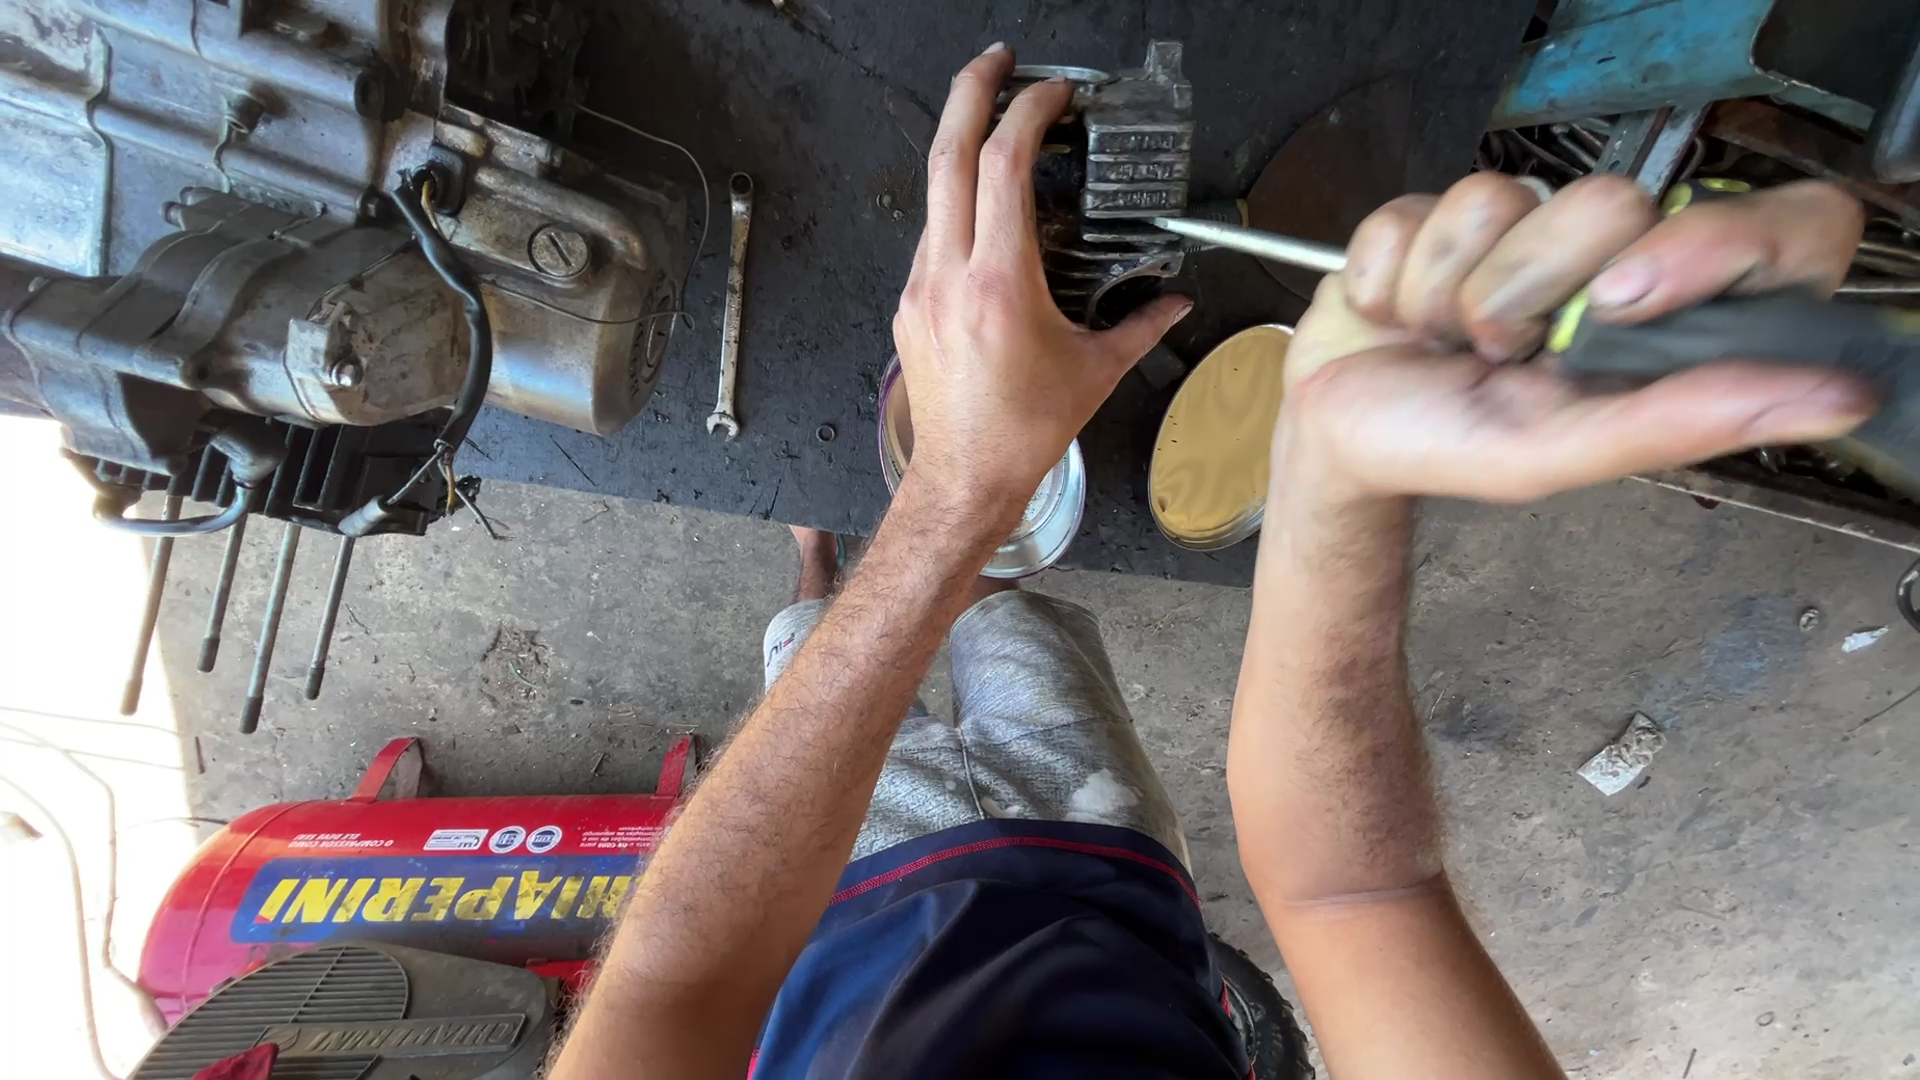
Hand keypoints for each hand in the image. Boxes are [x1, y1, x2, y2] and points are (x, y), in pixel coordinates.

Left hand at [893, 44, 1192, 513]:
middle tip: (996, 62)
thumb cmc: (1023, 432)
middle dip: (970, 93)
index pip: (1003, 166)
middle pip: (946, 156)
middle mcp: (949, 279)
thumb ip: (1141, 327)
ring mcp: (920, 293)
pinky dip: (954, 213)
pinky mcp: (909, 310)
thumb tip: (1175, 304)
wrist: (965, 476)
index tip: (1053, 95)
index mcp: (1000, 285)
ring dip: (960, 155)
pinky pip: (929, 241)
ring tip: (992, 135)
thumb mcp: (1094, 373)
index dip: (1028, 113)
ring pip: (932, 197)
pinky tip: (981, 221)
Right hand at [1278, 173, 1873, 504]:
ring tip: (1425, 338)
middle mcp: (1591, 258)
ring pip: (1488, 200)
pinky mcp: (1421, 221)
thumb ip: (1664, 425)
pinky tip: (1384, 314)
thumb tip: (1832, 401)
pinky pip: (1405, 214)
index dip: (1710, 242)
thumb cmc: (1431, 449)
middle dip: (1516, 291)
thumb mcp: (1542, 456)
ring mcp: (1501, 231)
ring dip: (1436, 292)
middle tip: (1484, 351)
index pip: (1769, 225)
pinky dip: (1382, 278)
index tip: (1618, 300)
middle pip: (1602, 202)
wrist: (1330, 438)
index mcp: (1652, 320)